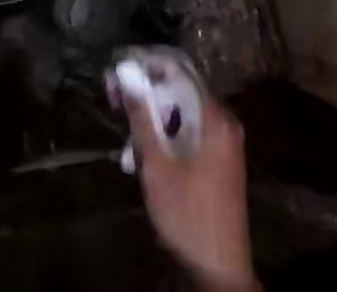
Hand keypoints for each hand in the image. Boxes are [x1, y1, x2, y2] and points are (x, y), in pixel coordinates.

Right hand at [125, 88, 257, 290]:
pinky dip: (166, 137)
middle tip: (113, 99)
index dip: (146, 66)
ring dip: (152, 121)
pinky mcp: (217, 160)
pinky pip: (188, 133)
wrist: (218, 272)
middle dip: (145, 95)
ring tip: (126, 140)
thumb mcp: (157, 165)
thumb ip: (142, 117)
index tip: (117, 69)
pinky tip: (143, 156)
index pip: (179, 71)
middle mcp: (223, 123)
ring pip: (181, 115)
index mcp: (215, 118)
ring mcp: (223, 143)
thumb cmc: (187, 215)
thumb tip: (126, 72)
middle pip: (180, 92)